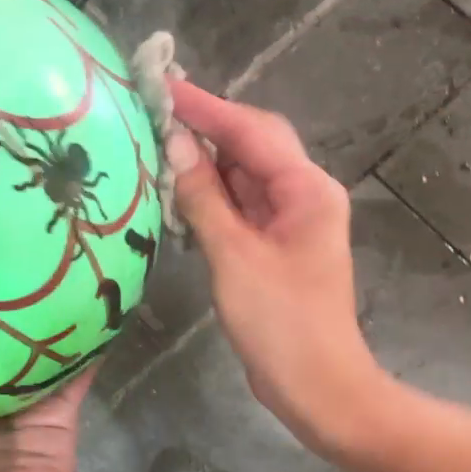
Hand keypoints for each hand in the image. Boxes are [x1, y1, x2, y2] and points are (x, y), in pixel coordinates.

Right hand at [165, 79, 383, 451]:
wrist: (317, 387)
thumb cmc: (281, 324)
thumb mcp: (234, 257)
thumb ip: (203, 198)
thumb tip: (174, 144)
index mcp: (307, 190)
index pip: (251, 131)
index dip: (206, 106)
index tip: (162, 84)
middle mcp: (304, 194)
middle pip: (251, 146)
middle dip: (205, 128)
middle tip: (152, 111)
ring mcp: (290, 220)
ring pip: (244, 175)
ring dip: (204, 162)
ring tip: (154, 143)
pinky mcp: (275, 244)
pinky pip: (241, 205)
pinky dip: (211, 196)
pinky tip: (177, 190)